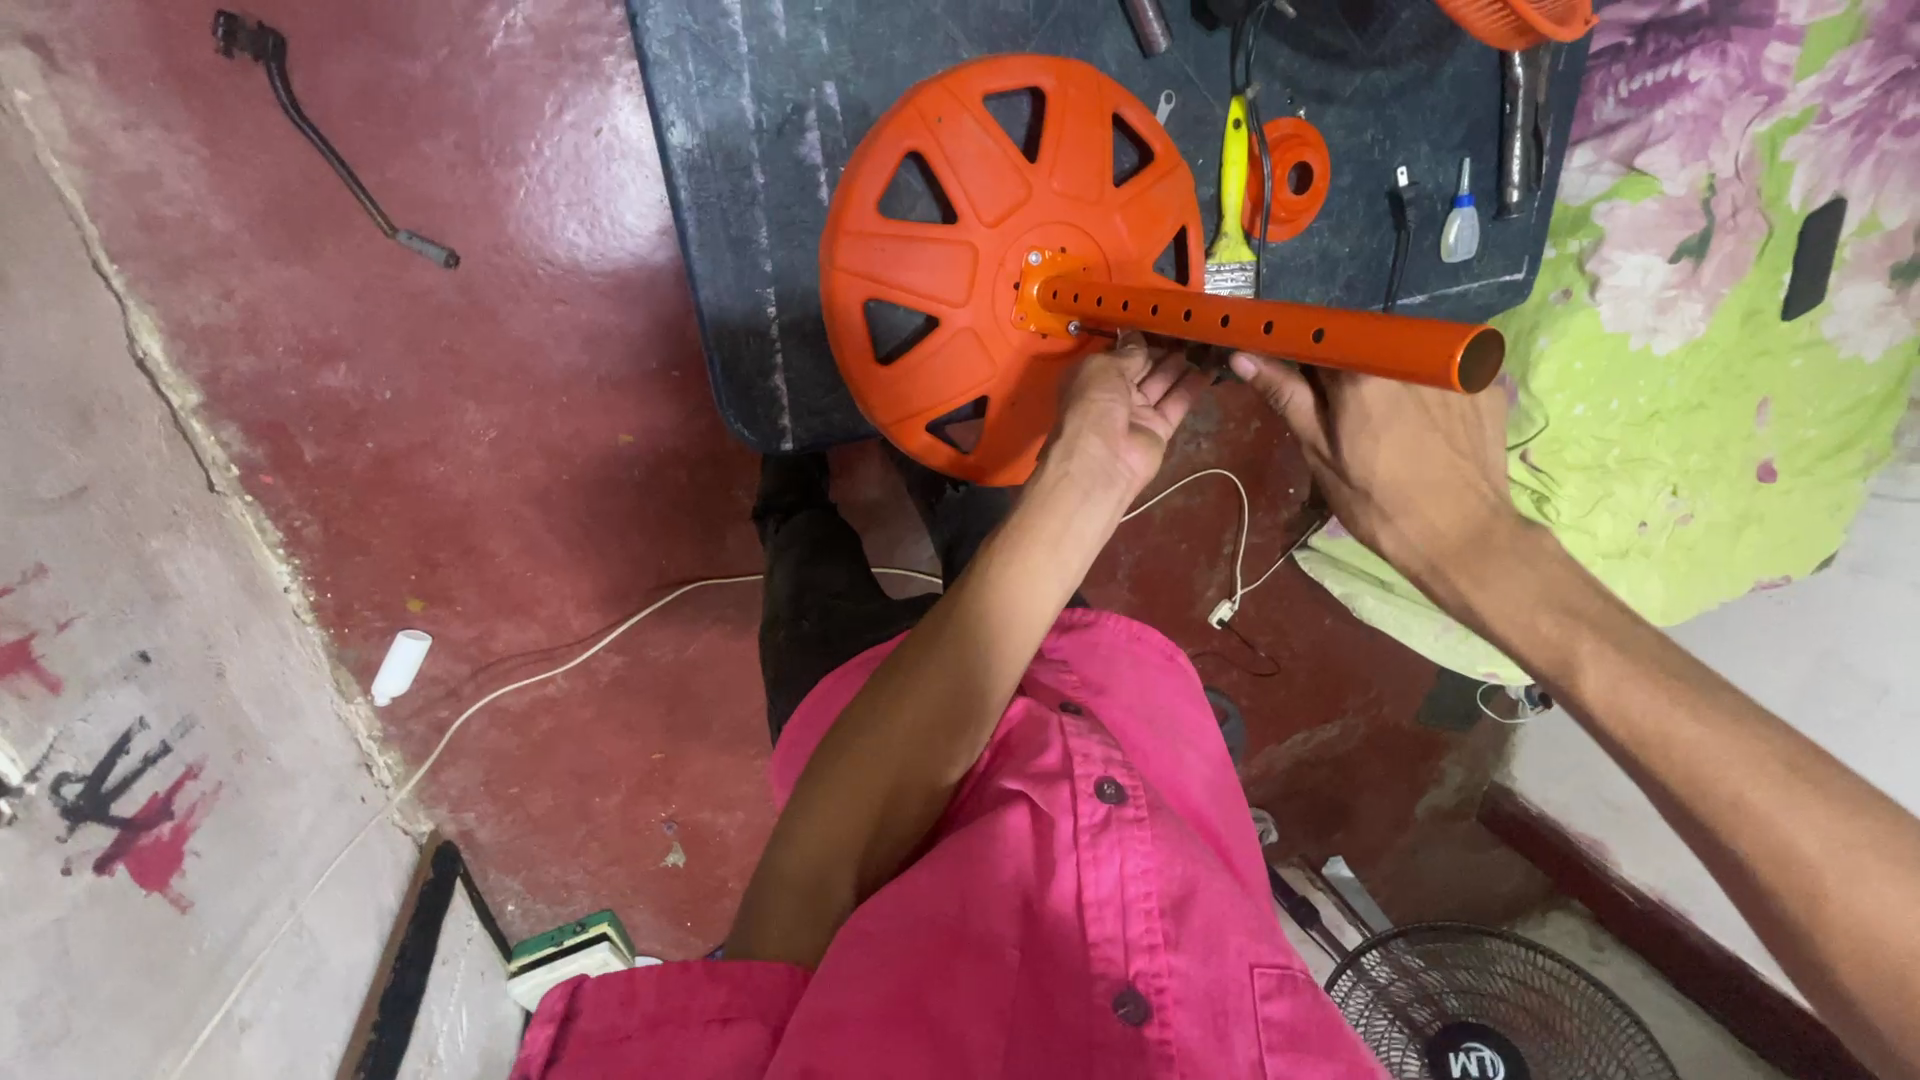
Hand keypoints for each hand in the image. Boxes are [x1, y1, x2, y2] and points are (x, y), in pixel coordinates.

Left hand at [1044, 332, 1199, 504]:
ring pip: (1163, 383)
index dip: (1140, 340)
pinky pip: (1178, 402)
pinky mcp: (1158, 429)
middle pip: (1144, 367)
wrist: (1101, 459)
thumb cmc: (1093, 403)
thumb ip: (1127, 353)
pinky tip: (1213, 366)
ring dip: (1182, 364)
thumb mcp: (1104, 367)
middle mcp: (1114, 394)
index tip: (1165, 321)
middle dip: (1165, 349)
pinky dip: (1194, 385)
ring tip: (1206, 340)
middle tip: (1193, 327)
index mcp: (1094, 377)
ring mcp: (1137, 413)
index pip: (1120, 354)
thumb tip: (1137, 337)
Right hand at [1228, 352, 1519, 586]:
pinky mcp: (1487, 382)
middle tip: (1347, 414)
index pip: (1319, 338)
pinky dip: (1430, 389)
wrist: (1461, 537)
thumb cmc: (1376, 503)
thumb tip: (1244, 357)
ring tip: (1393, 423)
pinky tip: (1430, 426)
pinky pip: (1444, 371)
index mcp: (1360, 371)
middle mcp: (1410, 353)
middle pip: (1365, 344)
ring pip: (1404, 355)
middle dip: (1349, 368)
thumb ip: (1287, 397)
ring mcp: (1456, 364)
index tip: (1298, 376)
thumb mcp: (1320, 453)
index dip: (1304, 354)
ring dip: (1389, 375)